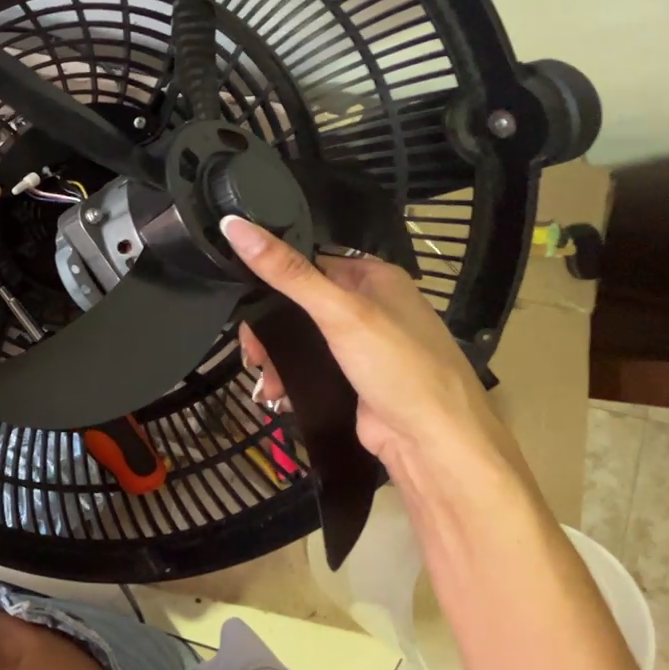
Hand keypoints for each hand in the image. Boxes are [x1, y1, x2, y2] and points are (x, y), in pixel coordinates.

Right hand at [222, 215, 516, 477]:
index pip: (309, 261)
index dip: (270, 277)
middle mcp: (372, 305)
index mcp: (377, 277)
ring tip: (262, 376)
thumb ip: (286, 271)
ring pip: (299, 337)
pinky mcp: (354, 377)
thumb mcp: (339, 313)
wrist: (435, 445)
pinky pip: (307, 365)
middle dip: (268, 327)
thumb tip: (233, 224)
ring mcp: (363, 344)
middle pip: (298, 303)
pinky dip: (287, 375)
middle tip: (251, 351)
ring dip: (273, 355)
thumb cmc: (398, 368)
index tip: (240, 300)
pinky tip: (275, 390)